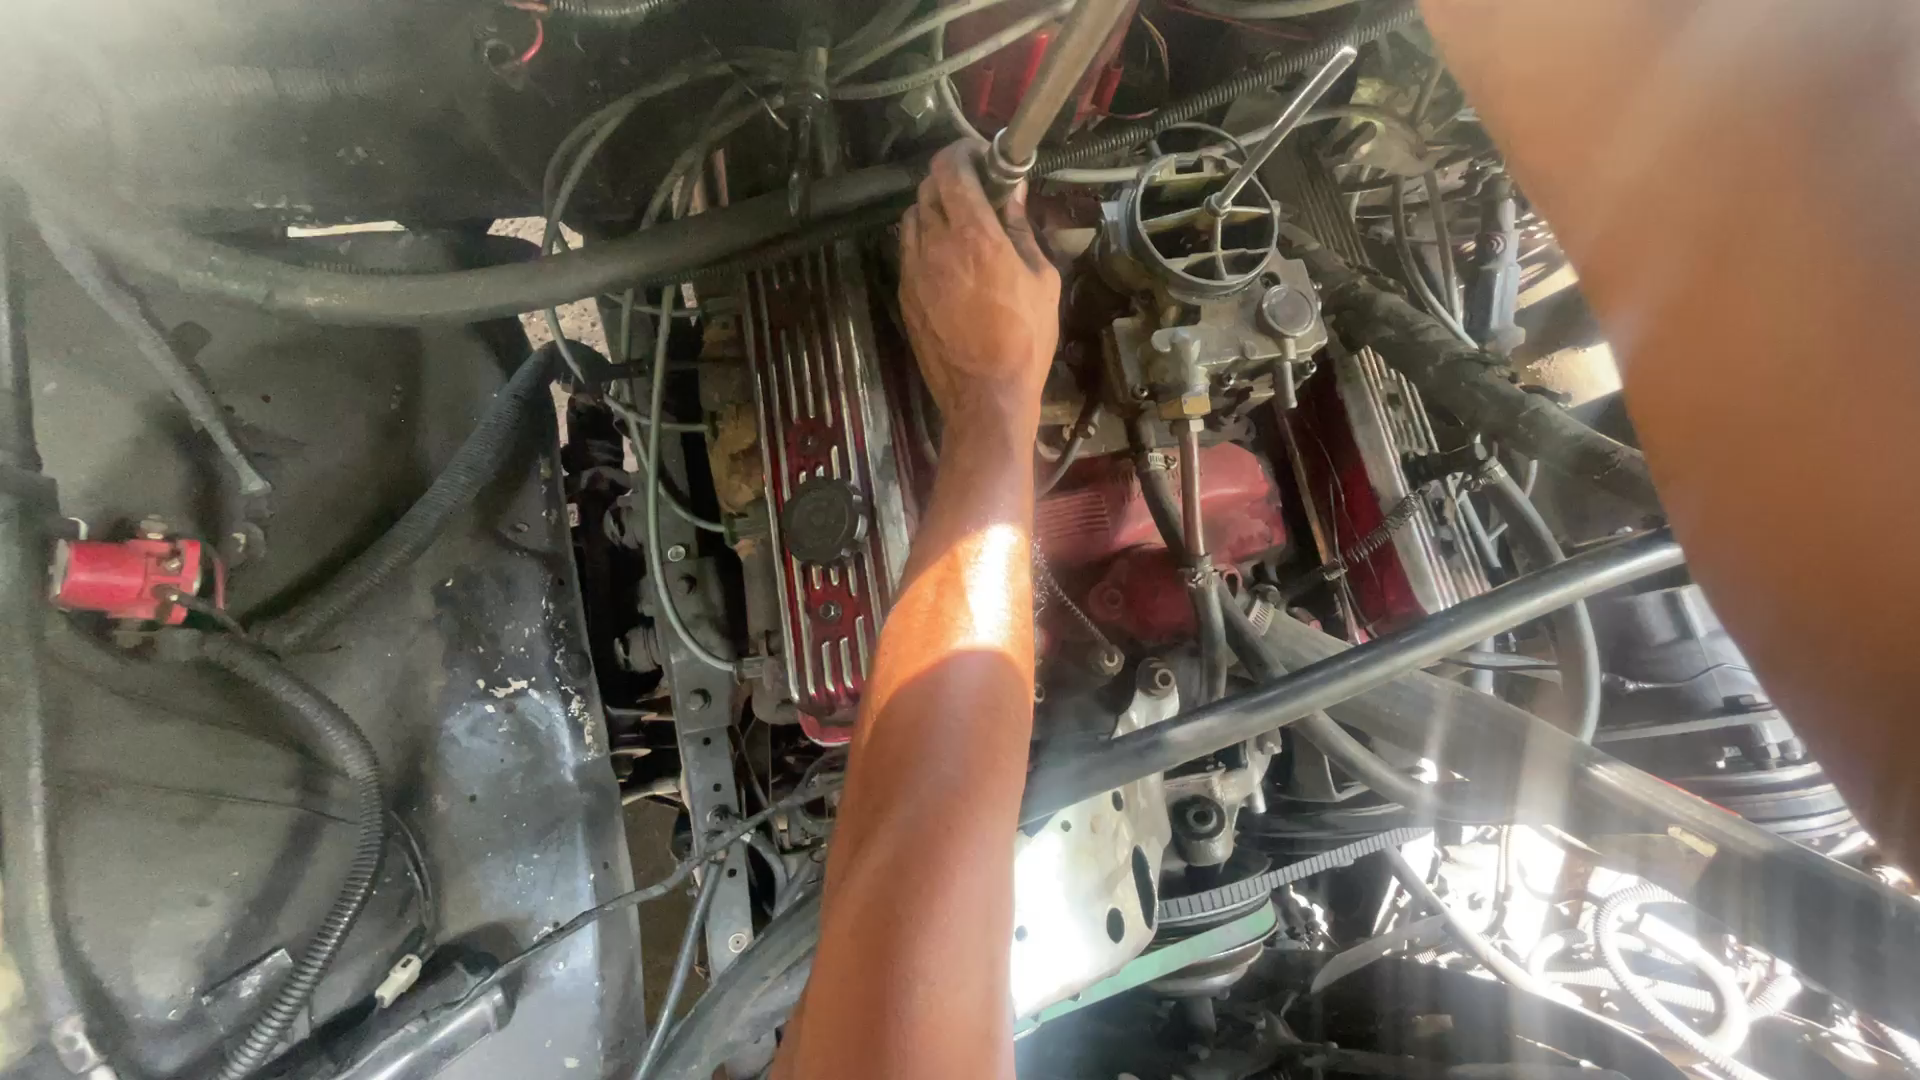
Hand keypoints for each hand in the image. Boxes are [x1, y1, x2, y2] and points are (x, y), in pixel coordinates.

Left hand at [898, 140, 1060, 434]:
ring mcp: (914, 272)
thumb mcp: (1042, 280)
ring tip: (958, 228)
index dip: (963, 152)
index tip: (980, 157)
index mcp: (974, 236)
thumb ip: (1022, 230)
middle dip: (950, 181)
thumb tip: (1015, 194)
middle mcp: (935, 246)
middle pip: (927, 189)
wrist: (986, 395)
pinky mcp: (905, 297)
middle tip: (975, 193)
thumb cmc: (1025, 340)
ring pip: (912, 219)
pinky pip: (908, 254)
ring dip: (933, 211)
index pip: (951, 169)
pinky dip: (923, 244)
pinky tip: (946, 263)